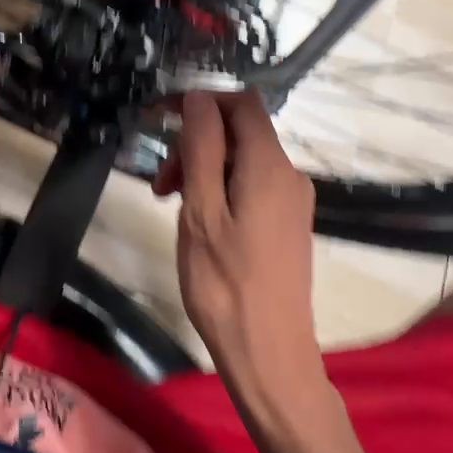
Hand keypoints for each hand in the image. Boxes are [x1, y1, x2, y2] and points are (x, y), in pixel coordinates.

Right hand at [154, 91, 319, 373]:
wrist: (269, 355)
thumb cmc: (225, 284)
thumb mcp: (201, 210)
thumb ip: (202, 148)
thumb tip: (199, 97)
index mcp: (270, 165)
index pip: (241, 102)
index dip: (201, 101)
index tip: (160, 119)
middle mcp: (289, 175)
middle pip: (240, 131)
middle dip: (195, 143)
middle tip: (160, 185)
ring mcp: (292, 201)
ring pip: (242, 161)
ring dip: (203, 169)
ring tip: (172, 207)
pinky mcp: (287, 225)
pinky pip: (251, 186)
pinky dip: (220, 190)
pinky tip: (199, 222)